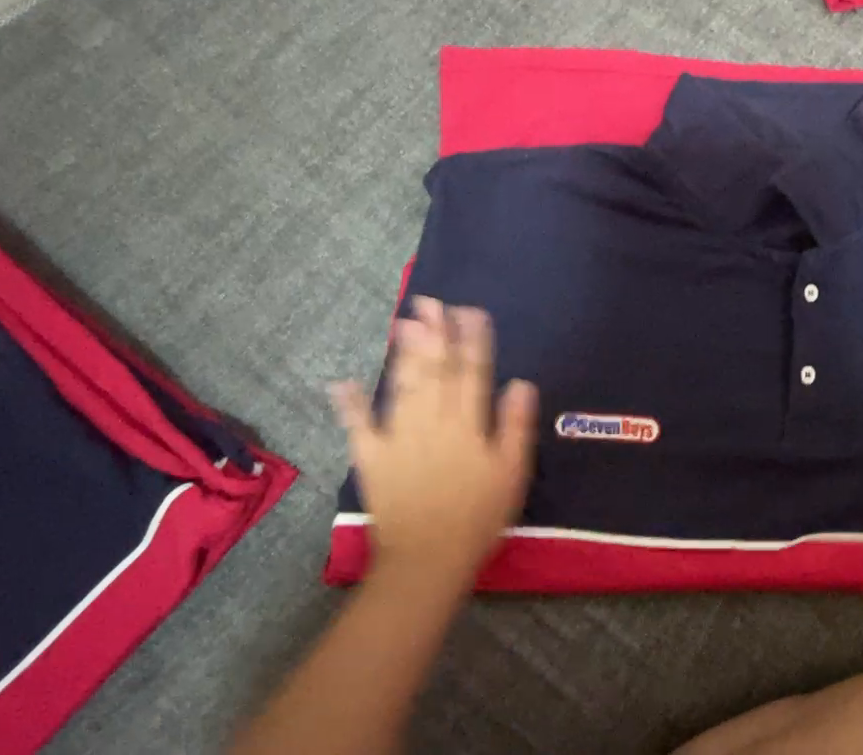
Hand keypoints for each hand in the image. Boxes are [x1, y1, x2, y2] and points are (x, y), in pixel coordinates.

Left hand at [331, 297, 537, 588]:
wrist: (427, 560)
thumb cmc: (479, 516)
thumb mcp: (512, 472)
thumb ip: (515, 425)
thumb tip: (521, 382)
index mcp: (468, 424)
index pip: (473, 372)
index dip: (473, 340)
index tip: (471, 310)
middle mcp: (433, 421)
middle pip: (435, 370)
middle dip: (435, 334)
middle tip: (430, 302)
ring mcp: (398, 437)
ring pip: (402, 387)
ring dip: (403, 354)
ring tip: (403, 322)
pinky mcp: (372, 458)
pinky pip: (358, 426)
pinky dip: (349, 404)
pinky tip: (341, 382)